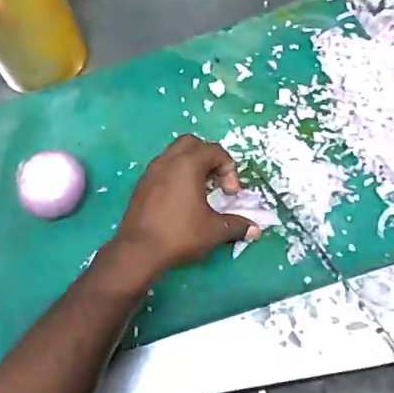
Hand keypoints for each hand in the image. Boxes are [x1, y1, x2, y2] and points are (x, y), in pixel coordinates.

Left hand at [109, 135, 256, 275]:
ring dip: (190, 166)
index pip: (215, 150)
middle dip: (208, 158)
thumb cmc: (180, 234)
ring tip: (199, 191)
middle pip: (192, 143)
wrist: (139, 249)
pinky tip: (180, 200)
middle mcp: (166, 161)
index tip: (231, 194)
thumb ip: (236, 225)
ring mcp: (150, 171)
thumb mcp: (214, 230)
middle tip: (215, 182)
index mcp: (187, 164)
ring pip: (173, 154)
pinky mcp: (141, 185)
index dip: (229, 169)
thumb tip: (255, 230)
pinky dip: (174, 175)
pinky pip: (161, 169)